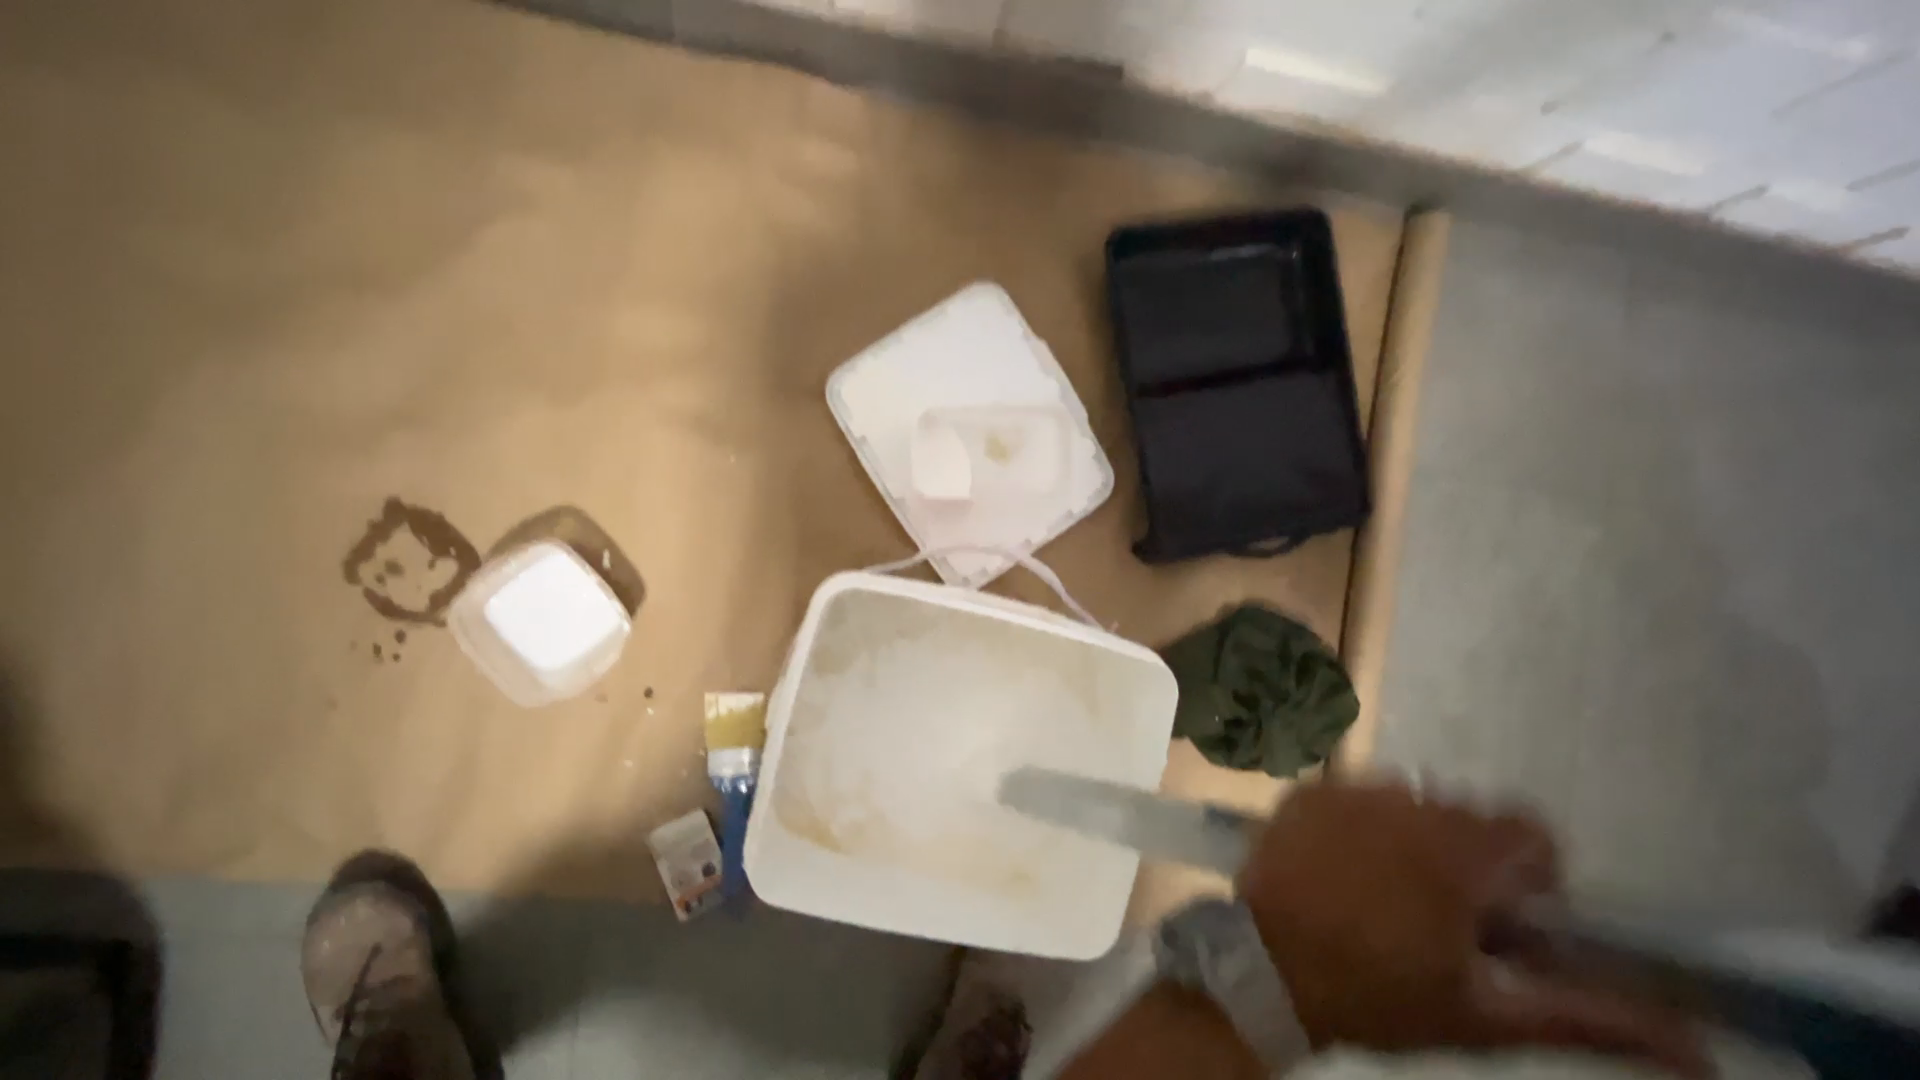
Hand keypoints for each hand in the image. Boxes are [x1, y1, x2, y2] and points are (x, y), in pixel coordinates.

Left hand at [1237, 779, 1712, 1076]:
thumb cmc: (1379, 993)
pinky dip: (1357, 825)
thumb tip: (1703, 1053)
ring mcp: (1347, 790)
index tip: (1505, 916)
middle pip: (1464, 816)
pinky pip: (1351, 796)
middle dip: (1466, 859)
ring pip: (1407, 802)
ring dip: (1410, 838)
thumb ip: (1592, 1020)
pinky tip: (1339, 870)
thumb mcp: (1487, 1015)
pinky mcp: (1303, 791)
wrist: (1264, 968)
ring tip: (1383, 894)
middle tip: (1439, 916)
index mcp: (1461, 848)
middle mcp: (1407, 800)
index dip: (1529, 873)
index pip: (1530, 830)